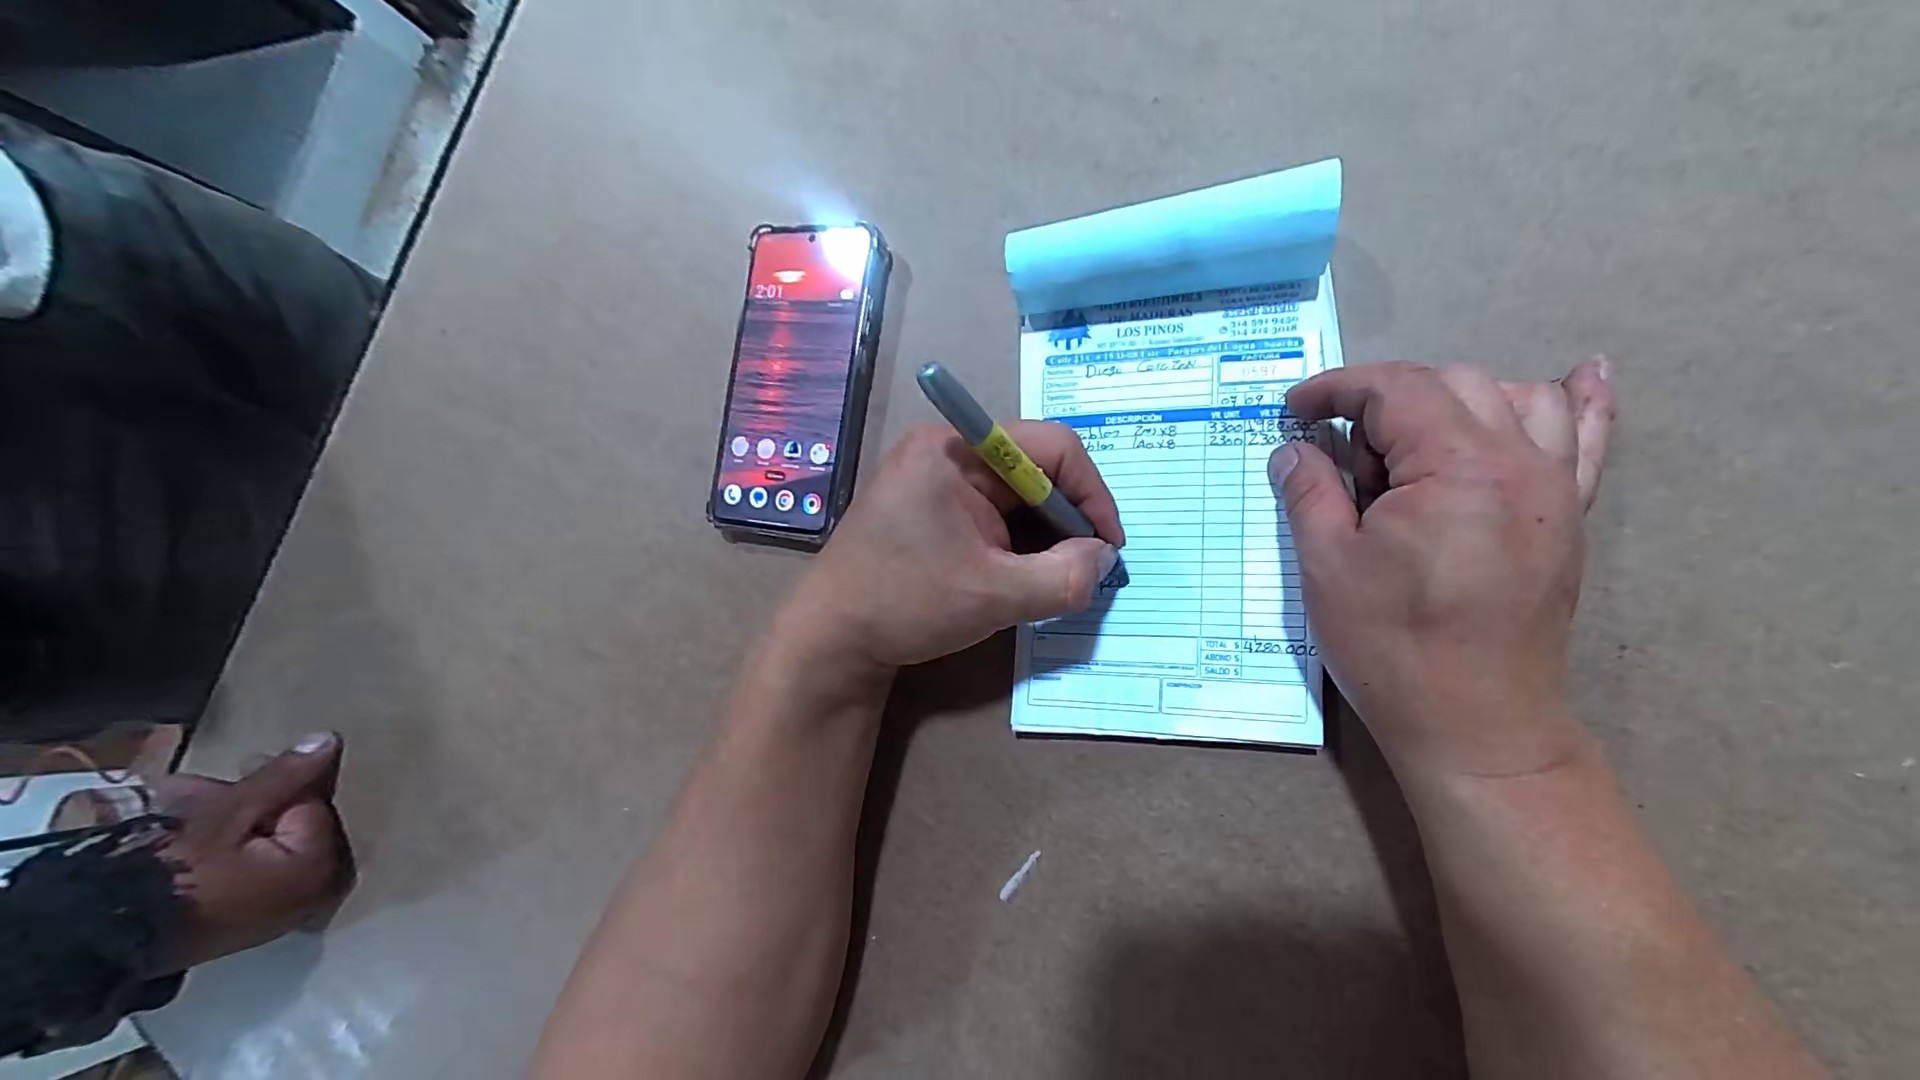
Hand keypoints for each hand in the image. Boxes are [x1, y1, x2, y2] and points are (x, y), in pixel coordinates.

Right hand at [150, 732, 353, 970]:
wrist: (94, 950)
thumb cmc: (175, 877)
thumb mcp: (230, 815)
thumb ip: (283, 776)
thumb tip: (328, 740)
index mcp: (322, 865)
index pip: (312, 803)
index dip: (278, 779)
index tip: (247, 759)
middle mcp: (312, 891)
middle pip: (282, 824)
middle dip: (240, 797)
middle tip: (195, 783)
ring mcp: (274, 912)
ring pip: (255, 845)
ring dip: (217, 819)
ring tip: (169, 797)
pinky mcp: (236, 925)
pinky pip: (237, 872)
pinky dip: (212, 849)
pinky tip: (172, 829)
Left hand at [789, 422, 1124, 669]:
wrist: (833, 638)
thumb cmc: (904, 604)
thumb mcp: (994, 596)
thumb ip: (1063, 577)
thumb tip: (1104, 558)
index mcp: (955, 450)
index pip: (1051, 447)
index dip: (1092, 493)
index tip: (1107, 545)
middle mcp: (946, 451)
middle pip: (1034, 469)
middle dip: (1067, 521)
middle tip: (1083, 569)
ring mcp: (936, 478)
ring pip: (1017, 496)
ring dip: (1044, 537)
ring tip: (1053, 579)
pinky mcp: (932, 506)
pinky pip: (993, 513)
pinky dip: (1018, 543)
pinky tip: (1021, 576)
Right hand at [1271, 359, 1615, 780]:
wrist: (1473, 721)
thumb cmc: (1389, 643)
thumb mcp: (1325, 565)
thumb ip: (1309, 491)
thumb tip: (1294, 449)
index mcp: (1456, 469)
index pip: (1396, 390)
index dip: (1336, 388)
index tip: (1294, 408)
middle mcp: (1519, 463)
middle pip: (1452, 385)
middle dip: (1380, 398)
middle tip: (1333, 443)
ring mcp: (1554, 488)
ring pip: (1515, 398)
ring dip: (1451, 397)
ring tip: (1404, 434)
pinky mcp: (1566, 517)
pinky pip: (1587, 440)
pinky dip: (1581, 400)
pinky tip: (1580, 373)